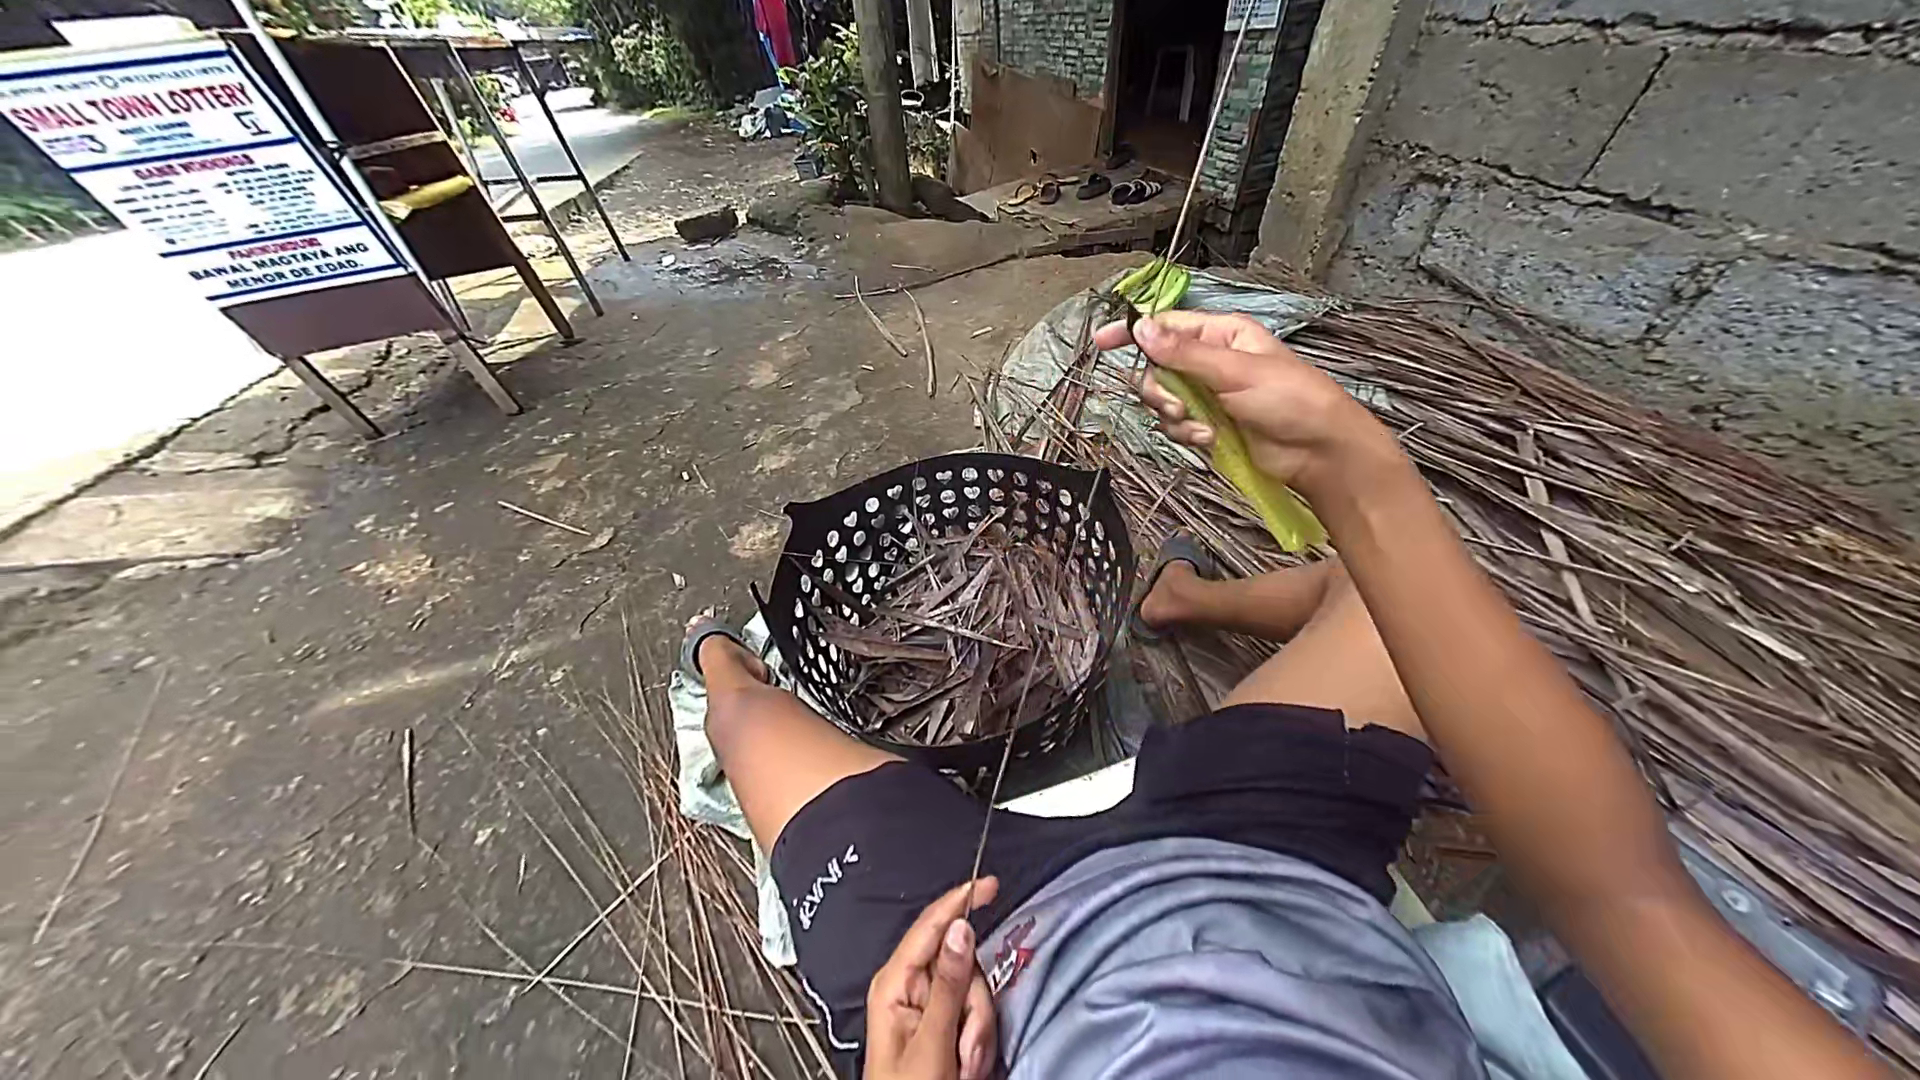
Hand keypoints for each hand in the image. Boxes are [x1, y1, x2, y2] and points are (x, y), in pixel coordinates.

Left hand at [864, 877, 1000, 1079]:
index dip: (960, 900)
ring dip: (976, 1029)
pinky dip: (977, 1040)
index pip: (930, 924)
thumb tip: (961, 927)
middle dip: (973, 1003)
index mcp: (895, 981)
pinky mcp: (943, 1024)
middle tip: (966, 1046)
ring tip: (963, 1065)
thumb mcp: (931, 1045)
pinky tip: (965, 1066)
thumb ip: (949, 984)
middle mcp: (911, 986)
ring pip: (973, 989)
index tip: (988, 884)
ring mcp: (928, 1006)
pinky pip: (974, 1013)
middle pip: (960, 961)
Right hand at [1094, 311, 1398, 500]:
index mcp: (1219, 335)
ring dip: (1175, 417)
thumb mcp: (1235, 371)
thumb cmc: (1290, 399)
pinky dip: (1186, 434)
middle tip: (1176, 406)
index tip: (1102, 342)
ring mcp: (1206, 394)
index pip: (1165, 326)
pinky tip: (1210, 439)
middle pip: (1156, 369)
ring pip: (1162, 401)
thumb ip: (1184, 353)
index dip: (1133, 333)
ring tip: (1202, 427)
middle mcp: (1208, 361)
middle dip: (1159, 391)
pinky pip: (1176, 425)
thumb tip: (1141, 329)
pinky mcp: (1206, 424)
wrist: (1317, 451)